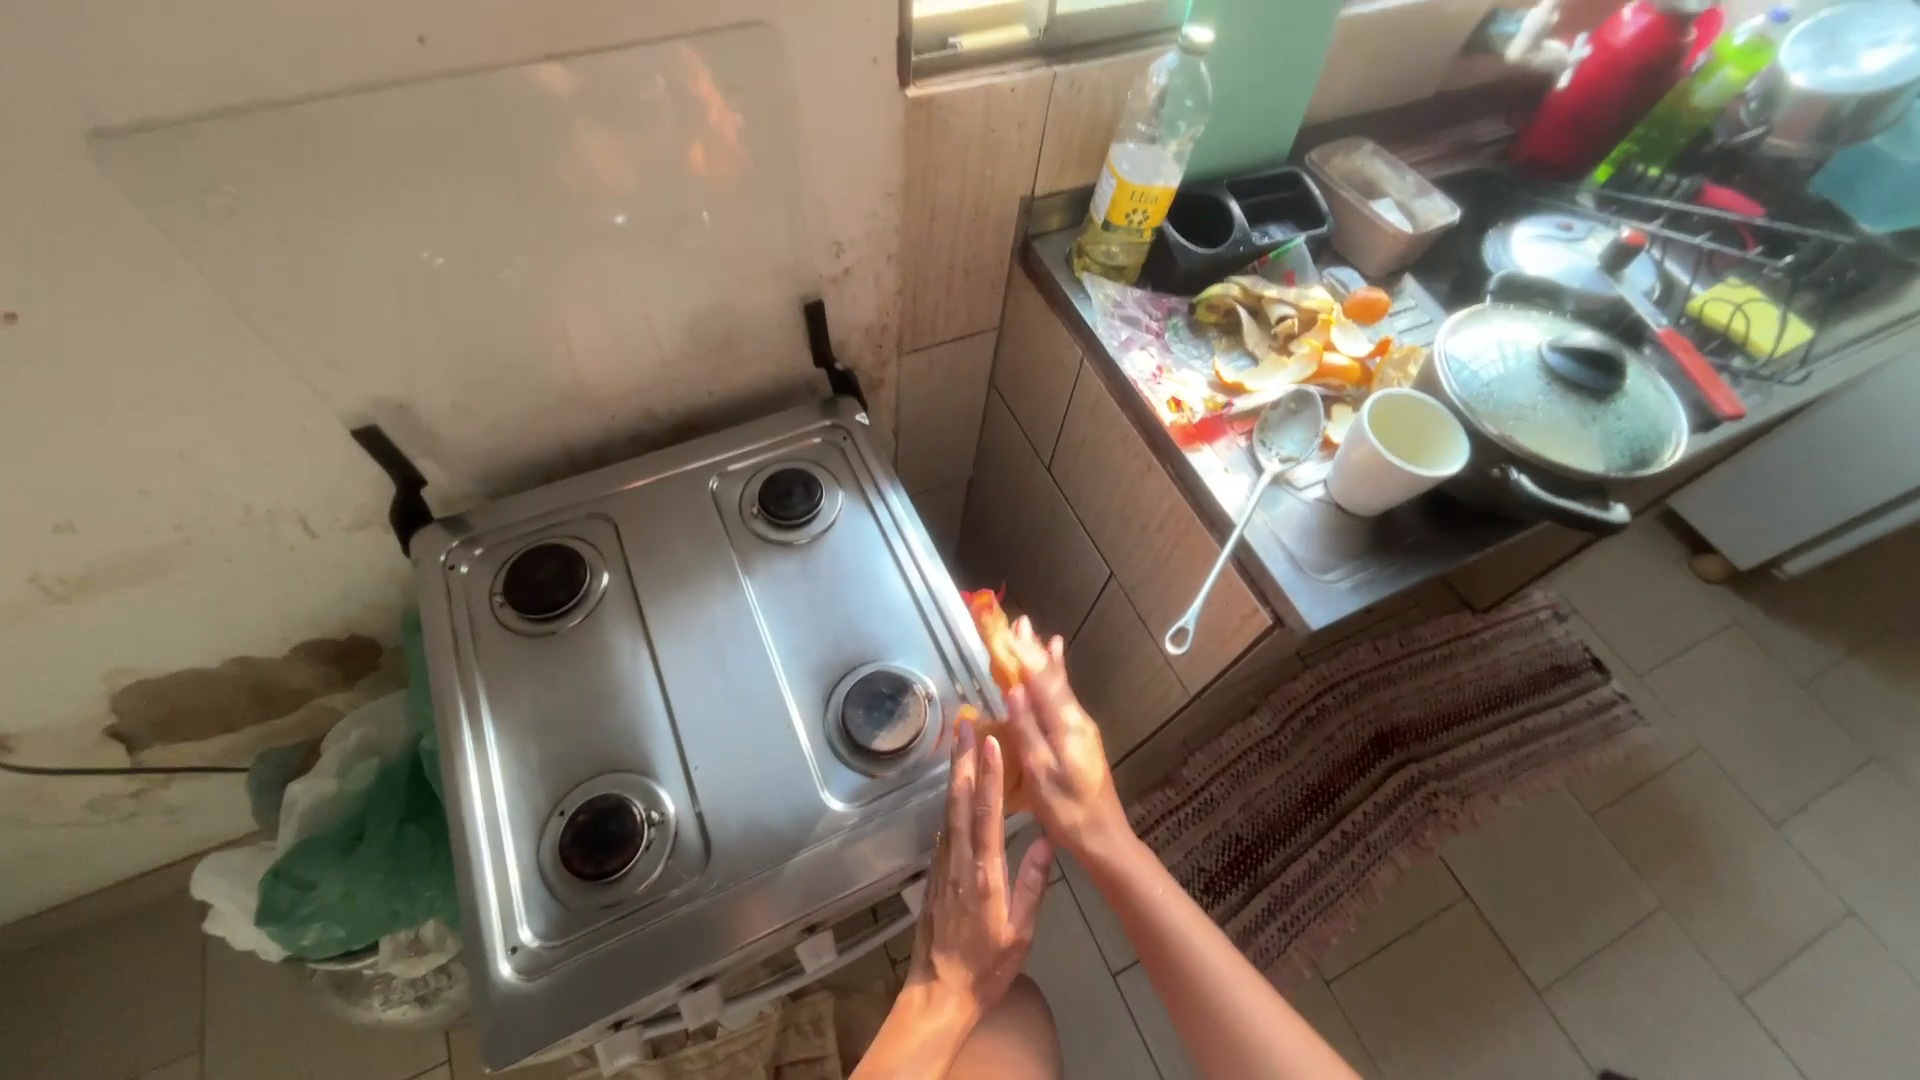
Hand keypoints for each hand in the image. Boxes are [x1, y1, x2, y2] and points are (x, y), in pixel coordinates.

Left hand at [906, 715, 1054, 1022]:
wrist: (938, 994)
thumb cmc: (987, 967)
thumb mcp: (1020, 933)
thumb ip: (1031, 885)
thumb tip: (1047, 841)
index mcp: (984, 874)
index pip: (987, 814)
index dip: (989, 775)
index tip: (991, 741)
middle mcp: (959, 861)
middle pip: (959, 800)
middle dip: (962, 759)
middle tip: (964, 723)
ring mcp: (942, 865)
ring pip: (948, 809)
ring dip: (953, 773)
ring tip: (957, 742)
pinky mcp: (934, 873)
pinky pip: (943, 826)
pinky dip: (949, 799)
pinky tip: (953, 786)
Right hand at [1004, 617, 1132, 860]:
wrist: (1104, 837)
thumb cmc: (1067, 810)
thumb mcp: (1040, 773)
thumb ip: (1027, 729)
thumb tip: (1013, 690)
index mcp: (1066, 724)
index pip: (1041, 679)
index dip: (1024, 653)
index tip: (1009, 629)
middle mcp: (1077, 717)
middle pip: (1052, 676)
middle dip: (1034, 649)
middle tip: (1019, 621)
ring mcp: (1081, 726)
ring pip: (1059, 684)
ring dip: (1043, 659)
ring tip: (1036, 634)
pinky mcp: (1080, 736)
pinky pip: (1062, 696)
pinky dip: (1054, 677)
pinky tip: (1056, 669)